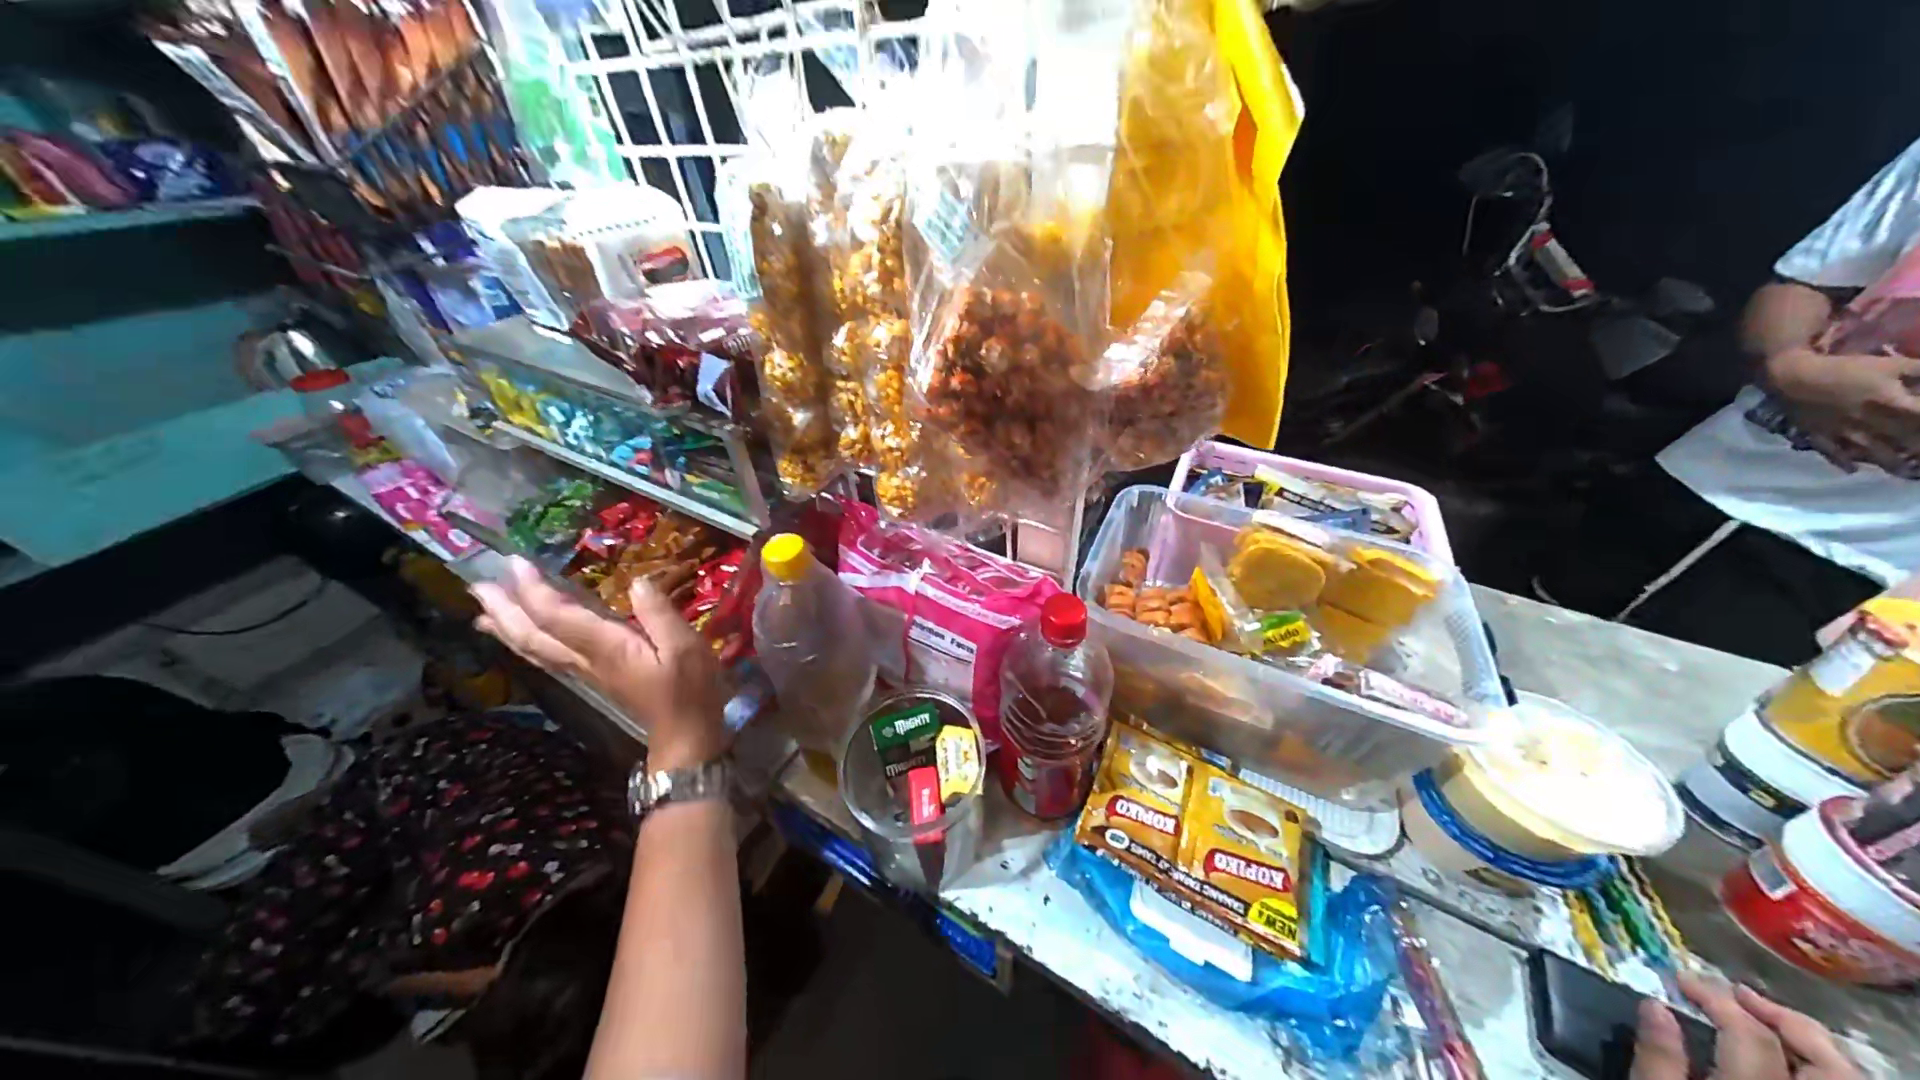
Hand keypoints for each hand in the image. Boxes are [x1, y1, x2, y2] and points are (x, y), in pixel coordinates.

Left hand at [471, 557, 725, 770]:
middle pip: (533, 636)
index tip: (514, 562)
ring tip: (483, 610)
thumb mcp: (685, 647)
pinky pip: (547, 656)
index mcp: (605, 648)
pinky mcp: (594, 677)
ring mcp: (586, 671)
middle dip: (504, 610)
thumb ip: (660, 613)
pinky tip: (522, 637)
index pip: (557, 617)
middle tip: (477, 586)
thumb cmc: (689, 688)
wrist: (685, 733)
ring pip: (534, 649)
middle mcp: (586, 660)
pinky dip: (526, 643)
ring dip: (507, 628)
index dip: (533, 590)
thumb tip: (638, 582)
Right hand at [1632, 974, 1860, 1079]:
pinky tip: (1783, 1048)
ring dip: (1803, 1036)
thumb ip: (1657, 1057)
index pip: (1750, 1036)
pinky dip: (1815, 1058)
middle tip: (1736, 991)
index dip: (1716, 1000)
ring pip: (1843, 1073)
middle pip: (1823, 1059)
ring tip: (1761, 1013)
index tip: (1681, 979)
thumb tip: (1654, 1004)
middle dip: (1780, 1016)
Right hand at [1765, 347, 1919, 473]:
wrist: (1790, 377)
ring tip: (1904, 472)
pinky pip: (1832, 452)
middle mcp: (1870, 423)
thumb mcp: (1890, 364)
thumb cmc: (1842, 368)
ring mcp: (1842, 432)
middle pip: (1905, 441)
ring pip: (1872, 452)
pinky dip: (1843, 462)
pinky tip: (1852, 469)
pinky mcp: (1819, 434)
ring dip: (1890, 464)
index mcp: (1891, 403)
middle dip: (1918, 450)